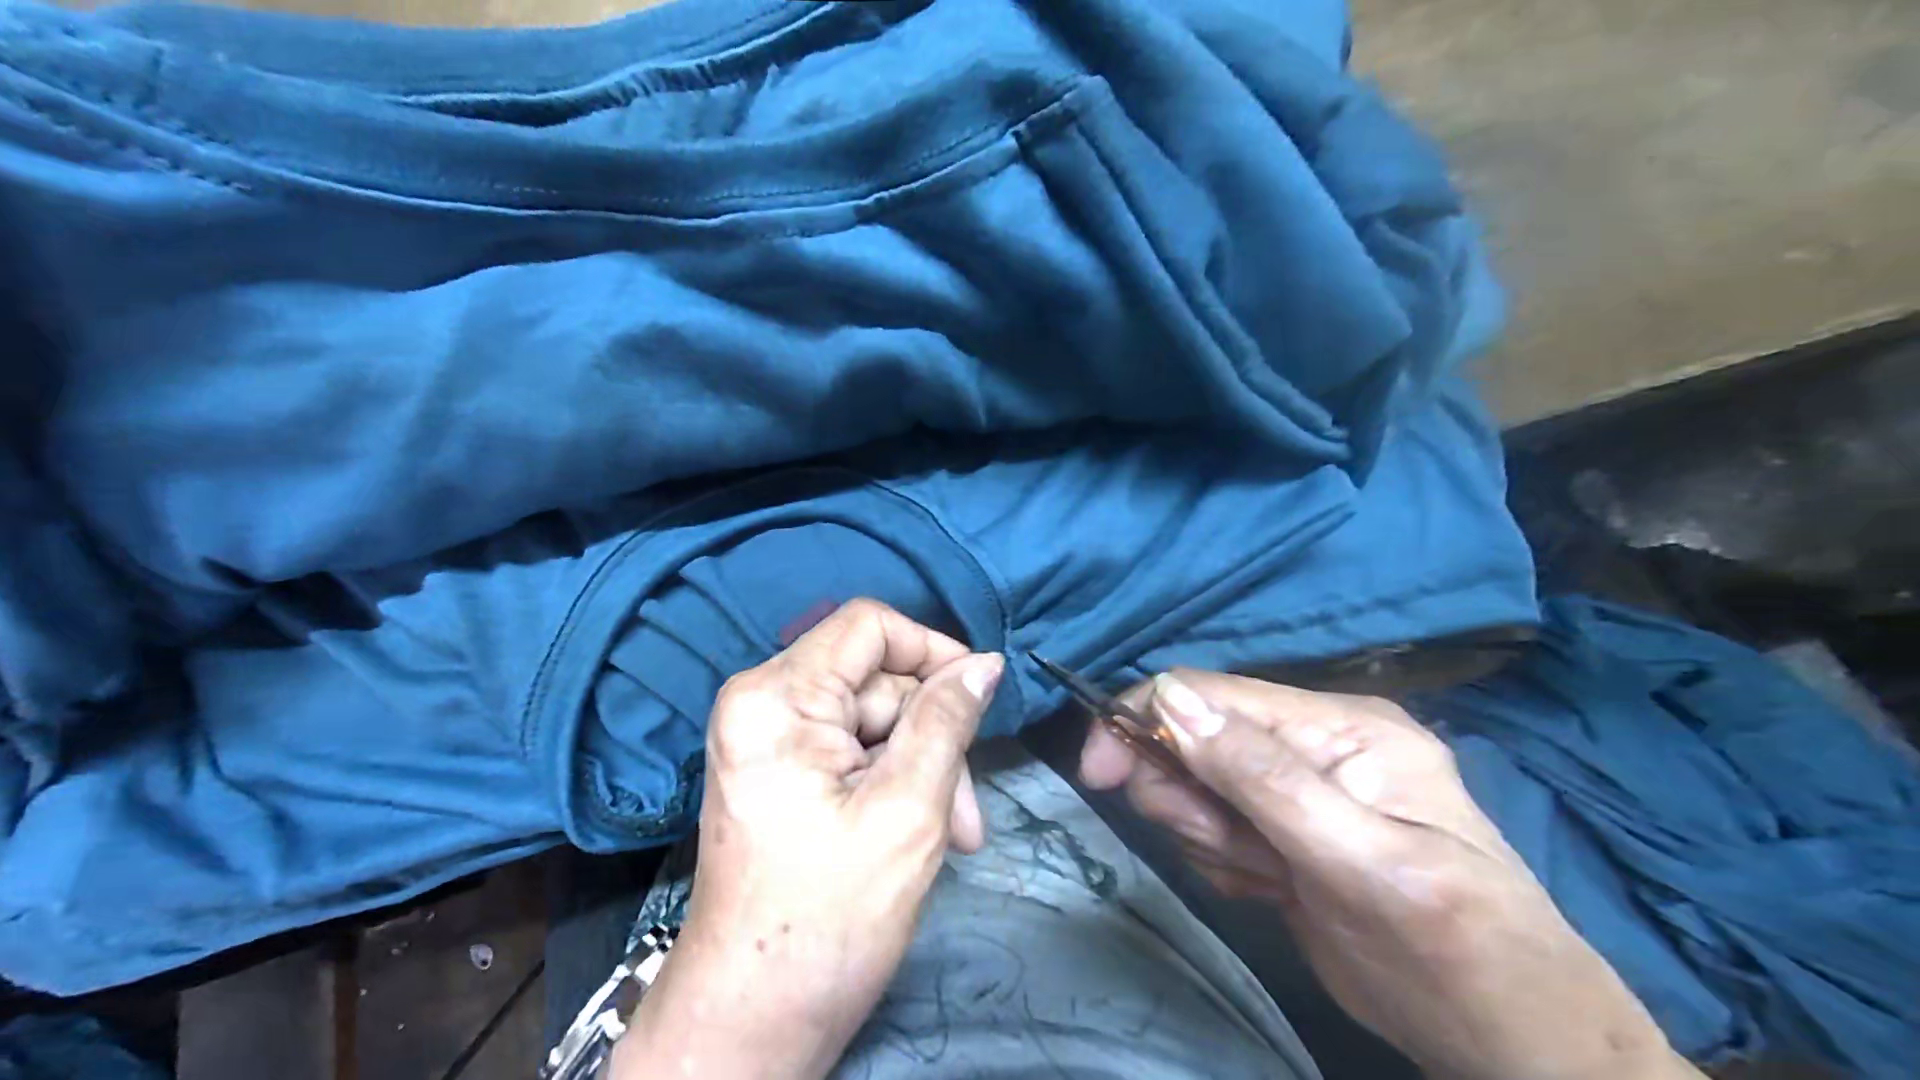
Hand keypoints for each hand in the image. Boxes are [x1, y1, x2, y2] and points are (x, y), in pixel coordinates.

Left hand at [614, 599, 1003, 1079]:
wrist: (751, 1022)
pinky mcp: (780, 768)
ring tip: (954, 834)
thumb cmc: (829, 920)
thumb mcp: (909, 810)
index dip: (931, 650)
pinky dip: (895, 781)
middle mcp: (762, 701)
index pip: (869, 625)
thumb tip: (986, 662)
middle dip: (932, 734)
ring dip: (922, 767)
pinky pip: (855, 748)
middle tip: (969, 809)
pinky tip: (922, 830)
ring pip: (875, 719)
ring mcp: (768, 736)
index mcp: (777, 697)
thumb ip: (948, 721)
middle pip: (877, 679)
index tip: (978, 695)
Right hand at [1082, 670, 1702, 1079]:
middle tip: (1225, 850)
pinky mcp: (1280, 829)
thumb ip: (1263, 778)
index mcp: (1340, 725)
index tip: (1100, 774)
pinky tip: (1269, 890)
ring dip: (1207, 835)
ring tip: (1265, 879)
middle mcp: (1312, 742)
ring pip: (1195, 783)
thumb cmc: (1461, 951)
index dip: (1145, 720)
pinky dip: (1221, 860)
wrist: (1513, 1047)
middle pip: (1194, 735)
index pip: (1211, 693)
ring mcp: (1295, 788)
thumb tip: (1168, 697)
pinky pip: (1212, 825)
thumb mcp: (1364, 865)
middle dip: (1186, 794)